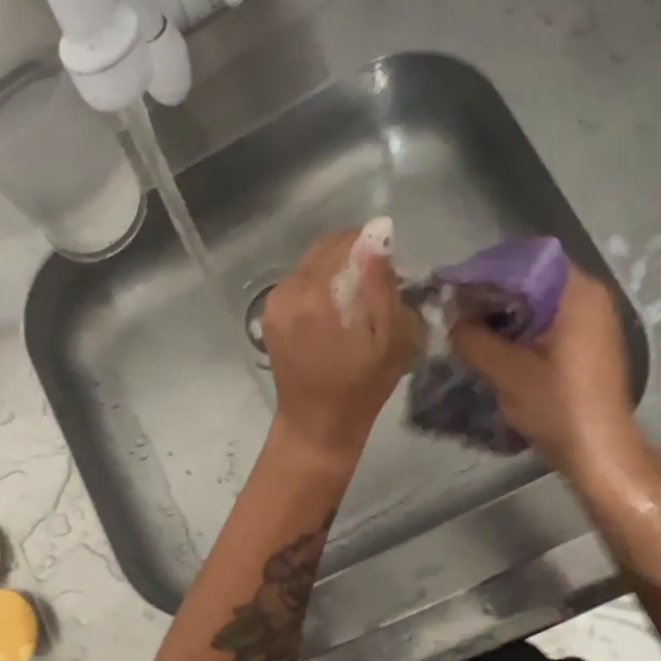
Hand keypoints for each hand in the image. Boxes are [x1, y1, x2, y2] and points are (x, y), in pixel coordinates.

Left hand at [260, 223, 410, 458]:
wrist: (316, 426)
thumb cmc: (361, 387)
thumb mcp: (389, 337)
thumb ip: (381, 283)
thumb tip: (377, 235)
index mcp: (316, 294)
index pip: (345, 241)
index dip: (372, 245)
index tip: (390, 267)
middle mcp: (288, 291)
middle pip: (324, 249)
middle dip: (353, 256)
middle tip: (376, 282)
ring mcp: (274, 304)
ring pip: (310, 265)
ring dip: (336, 271)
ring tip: (358, 299)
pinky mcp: (269, 317)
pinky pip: (298, 285)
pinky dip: (319, 287)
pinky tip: (336, 312)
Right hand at [451, 265, 639, 472]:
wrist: (597, 449)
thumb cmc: (555, 406)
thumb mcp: (505, 371)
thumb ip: (473, 339)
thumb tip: (454, 320)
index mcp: (574, 293)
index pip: (523, 261)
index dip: (484, 274)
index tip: (453, 293)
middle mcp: (589, 296)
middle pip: (531, 279)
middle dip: (492, 295)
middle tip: (456, 314)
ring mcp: (593, 319)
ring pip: (538, 302)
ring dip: (504, 314)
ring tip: (470, 333)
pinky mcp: (588, 341)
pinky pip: (548, 321)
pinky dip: (521, 329)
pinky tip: (497, 349)